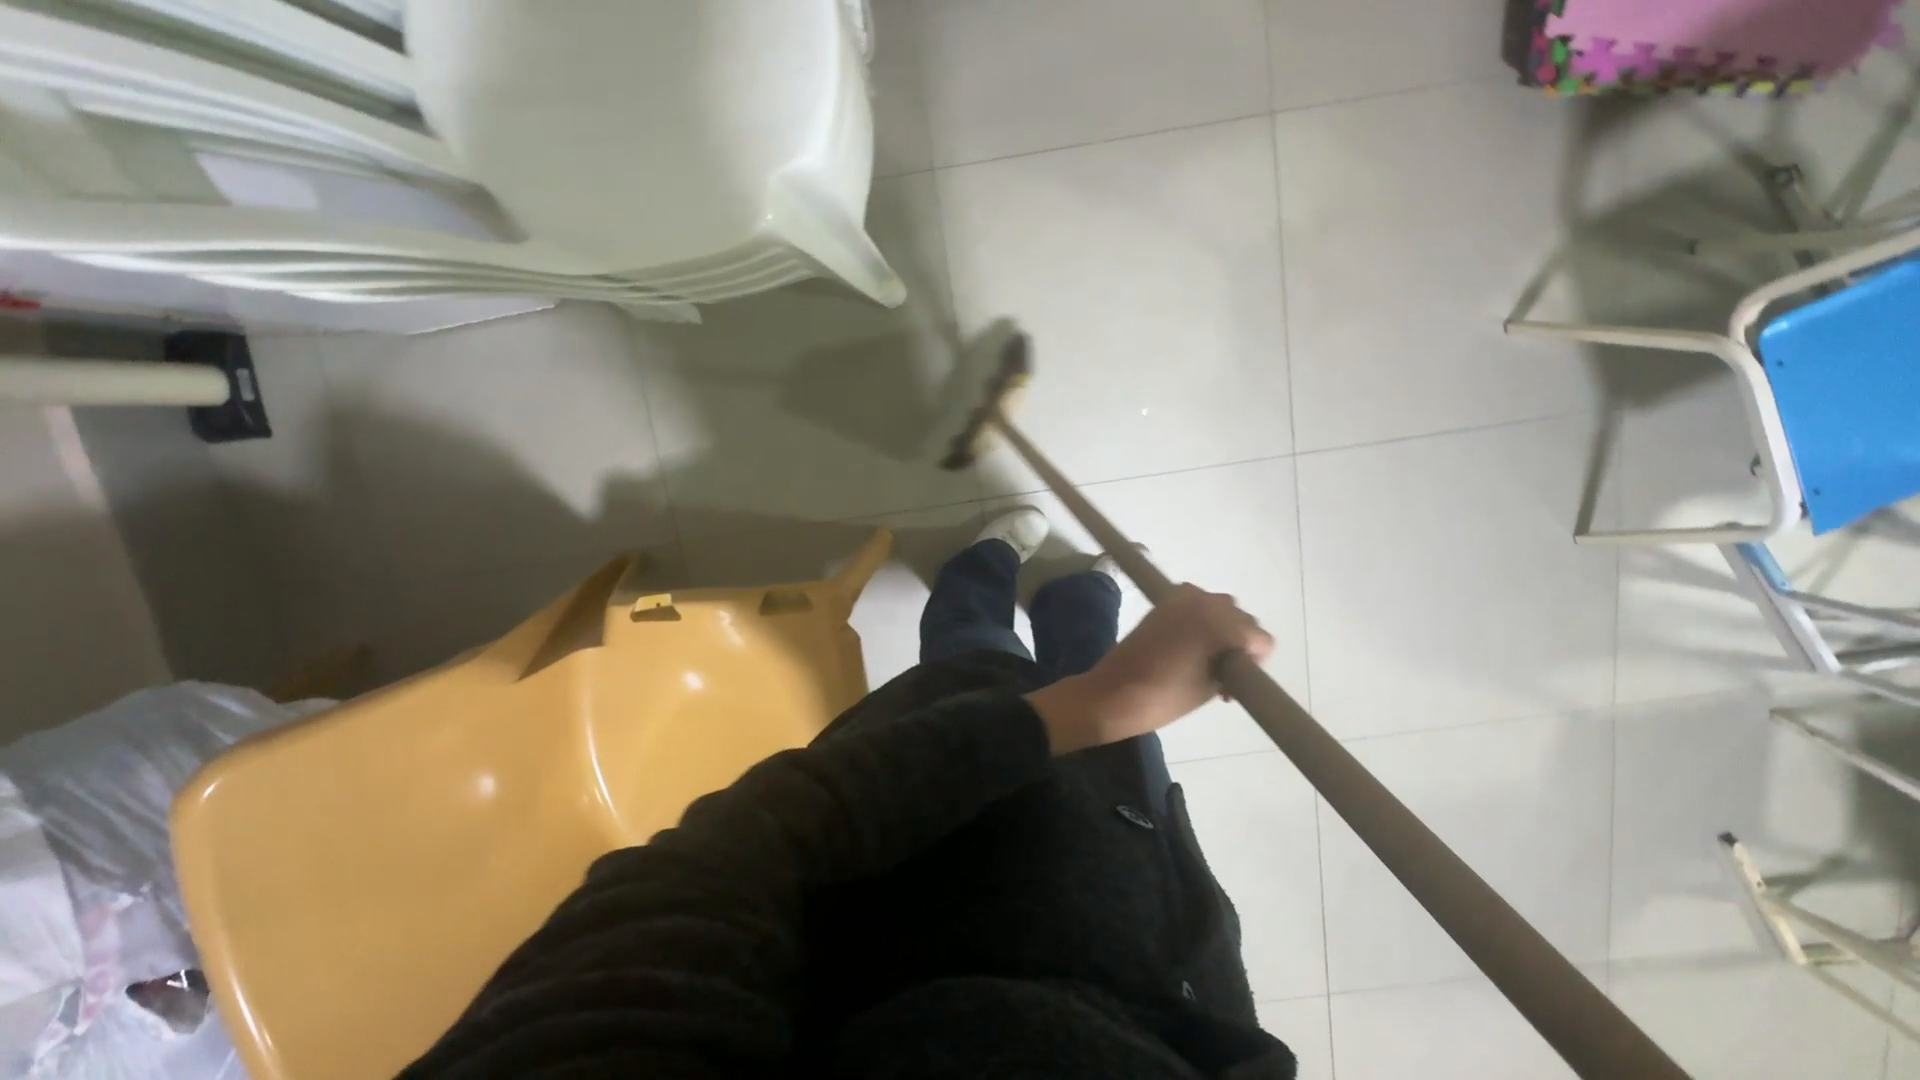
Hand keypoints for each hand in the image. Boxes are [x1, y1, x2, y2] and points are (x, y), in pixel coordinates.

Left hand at [1026, 584, 1273, 755]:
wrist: (1114, 692)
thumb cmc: (1165, 697)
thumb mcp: (1210, 688)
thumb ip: (1234, 668)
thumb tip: (1238, 661)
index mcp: (1221, 625)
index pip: (1260, 638)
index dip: (1255, 660)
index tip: (1237, 680)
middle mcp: (1206, 602)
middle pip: (1241, 618)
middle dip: (1238, 642)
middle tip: (1222, 673)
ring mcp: (1182, 599)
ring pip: (1220, 608)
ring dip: (1221, 628)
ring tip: (1206, 658)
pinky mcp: (1164, 603)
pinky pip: (1196, 603)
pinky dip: (1200, 618)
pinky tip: (1190, 644)